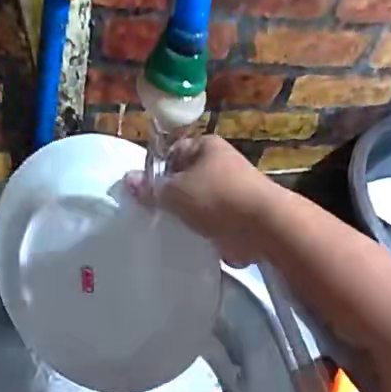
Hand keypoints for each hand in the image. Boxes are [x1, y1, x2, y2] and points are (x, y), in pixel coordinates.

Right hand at [126, 135, 281, 266]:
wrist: (263, 227)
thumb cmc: (216, 198)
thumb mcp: (175, 192)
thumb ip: (151, 189)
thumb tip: (127, 179)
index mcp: (206, 146)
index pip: (172, 154)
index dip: (155, 172)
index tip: (142, 195)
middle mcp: (221, 165)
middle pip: (185, 181)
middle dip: (171, 199)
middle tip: (151, 216)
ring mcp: (232, 193)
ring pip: (198, 205)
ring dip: (187, 219)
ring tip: (167, 233)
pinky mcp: (238, 219)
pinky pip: (212, 225)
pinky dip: (202, 234)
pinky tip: (187, 245)